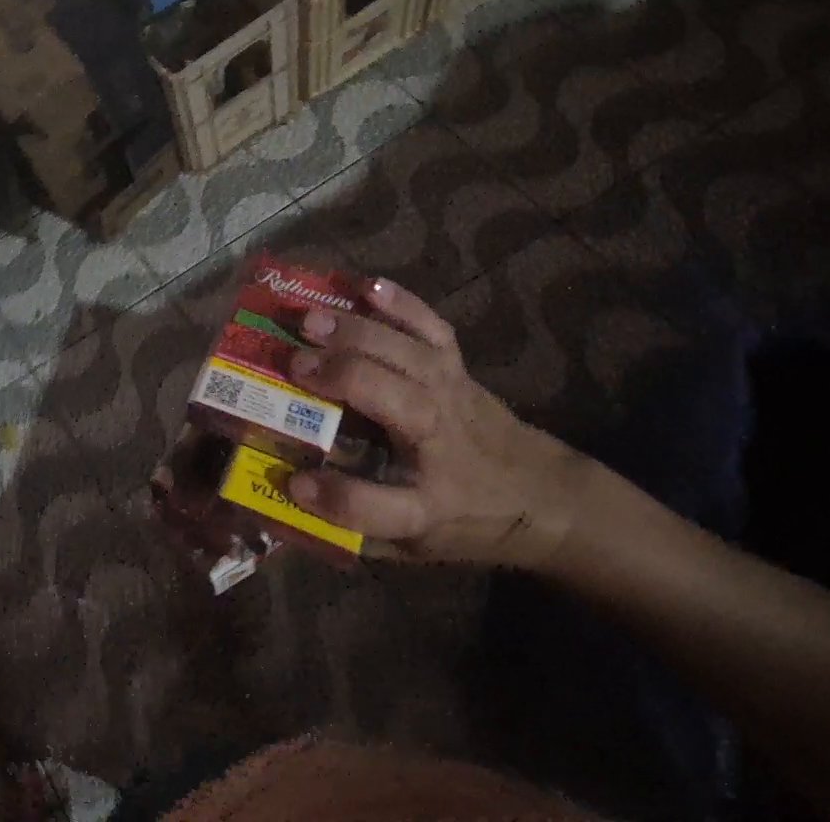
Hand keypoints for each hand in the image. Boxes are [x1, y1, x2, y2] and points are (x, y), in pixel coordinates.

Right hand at [283, 278, 598, 569]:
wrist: (543, 494)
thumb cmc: (463, 520)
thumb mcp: (412, 544)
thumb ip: (354, 523)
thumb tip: (285, 492)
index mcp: (428, 505)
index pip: (380, 507)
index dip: (336, 496)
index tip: (293, 483)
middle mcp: (442, 445)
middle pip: (396, 402)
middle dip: (343, 379)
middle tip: (290, 362)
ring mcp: (454, 397)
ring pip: (407, 355)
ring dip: (356, 332)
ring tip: (308, 318)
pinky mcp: (457, 369)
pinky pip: (432, 329)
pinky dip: (400, 303)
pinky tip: (363, 285)